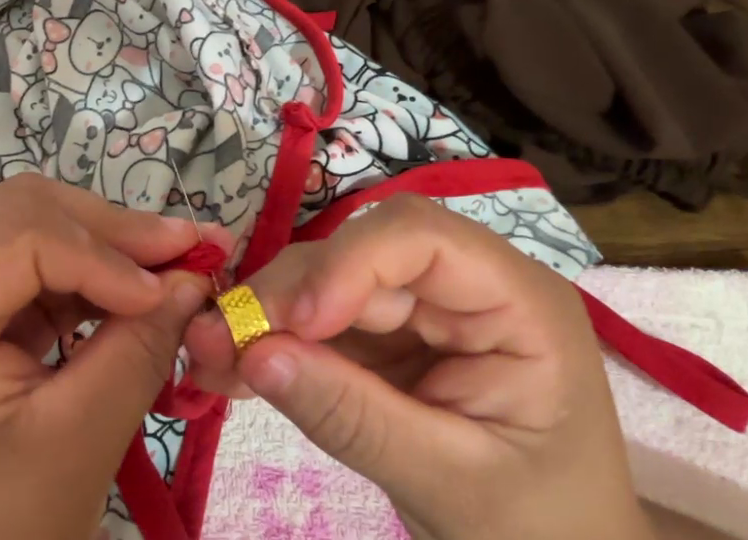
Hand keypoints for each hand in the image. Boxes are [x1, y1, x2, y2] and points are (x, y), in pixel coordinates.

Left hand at [0, 175, 222, 539]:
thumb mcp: (76, 443)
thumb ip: (136, 351)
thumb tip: (193, 281)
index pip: (22, 234)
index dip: (106, 252)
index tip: (175, 288)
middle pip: (22, 210)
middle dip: (111, 229)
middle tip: (190, 249)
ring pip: (27, 224)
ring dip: (102, 243)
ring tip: (171, 264)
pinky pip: (24, 261)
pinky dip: (82, 272)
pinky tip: (129, 291)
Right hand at [184, 194, 647, 539]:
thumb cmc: (540, 531)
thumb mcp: (452, 484)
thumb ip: (353, 417)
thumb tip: (255, 355)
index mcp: (515, 302)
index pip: (421, 237)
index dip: (349, 263)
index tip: (295, 324)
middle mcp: (462, 287)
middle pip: (356, 256)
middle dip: (284, 296)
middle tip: (214, 342)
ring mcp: (418, 312)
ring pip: (323, 284)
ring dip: (263, 319)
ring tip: (207, 359)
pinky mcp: (383, 341)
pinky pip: (314, 325)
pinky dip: (269, 346)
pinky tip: (226, 371)